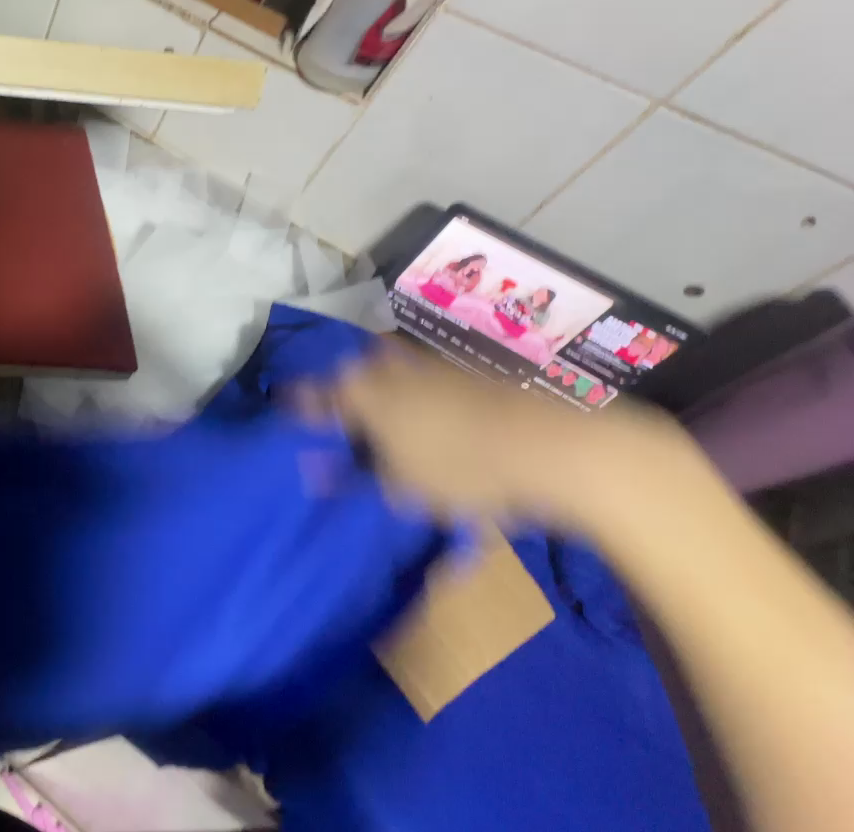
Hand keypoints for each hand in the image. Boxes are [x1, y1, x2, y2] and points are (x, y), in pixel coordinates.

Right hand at [326, 341, 715, 532]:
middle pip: (353, 379)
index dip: (298, 411)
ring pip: (394, 378)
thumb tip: (316, 473)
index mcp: (361, 392)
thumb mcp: (401, 488)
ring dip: (387, 398)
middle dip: (345, 399)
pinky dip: (425, 402)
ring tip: (395, 434)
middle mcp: (390, 370)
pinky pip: (431, 385)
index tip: (289, 421)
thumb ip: (354, 477)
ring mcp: (435, 368)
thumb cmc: (466, 469)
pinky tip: (440, 430)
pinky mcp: (474, 375)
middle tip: (347, 430)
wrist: (566, 449)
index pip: (313, 398)